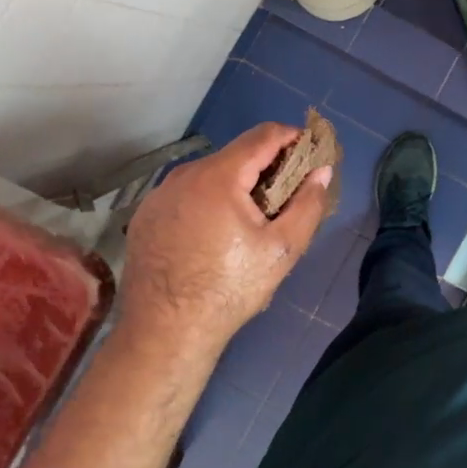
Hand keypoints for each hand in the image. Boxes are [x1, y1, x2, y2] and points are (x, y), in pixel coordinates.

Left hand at [119, 123, 331, 346]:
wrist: (165, 332)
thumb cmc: (229, 289)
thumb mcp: (282, 250)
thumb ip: (307, 204)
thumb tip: (321, 170)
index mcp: (219, 176)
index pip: (263, 135)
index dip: (292, 138)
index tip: (310, 154)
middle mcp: (184, 175)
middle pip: (235, 154)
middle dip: (265, 167)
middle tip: (285, 196)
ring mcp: (159, 195)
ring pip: (209, 175)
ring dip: (235, 185)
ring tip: (251, 220)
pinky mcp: (145, 216)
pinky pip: (185, 195)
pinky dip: (207, 202)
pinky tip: (214, 235)